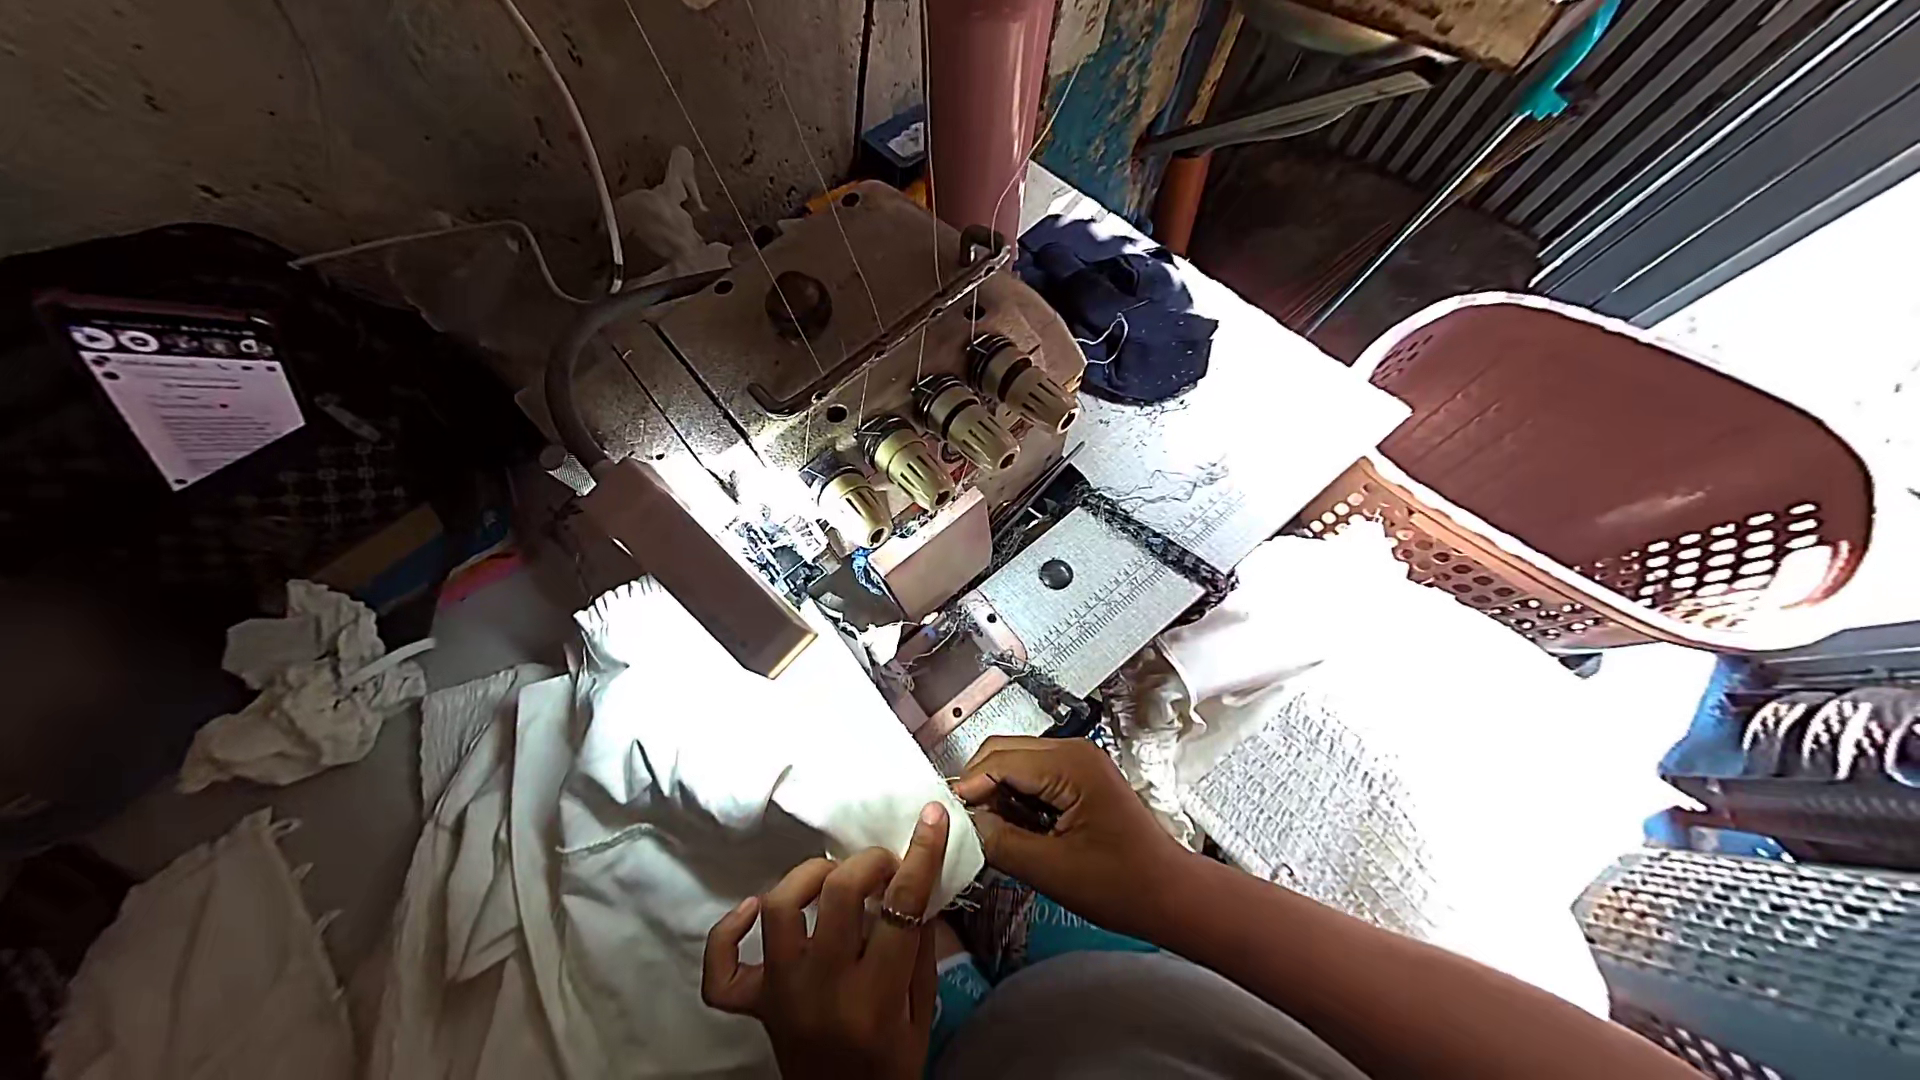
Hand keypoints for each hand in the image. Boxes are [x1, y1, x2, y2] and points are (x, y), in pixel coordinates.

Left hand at [702, 802, 950, 1079]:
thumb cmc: (891, 1063)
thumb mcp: (923, 1010)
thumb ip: (920, 944)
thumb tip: (917, 880)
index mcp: (876, 998)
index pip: (901, 906)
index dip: (921, 853)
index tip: (930, 817)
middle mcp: (823, 991)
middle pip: (838, 894)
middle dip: (867, 862)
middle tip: (882, 865)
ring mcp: (781, 996)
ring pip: (780, 910)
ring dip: (809, 877)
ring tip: (832, 876)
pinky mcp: (752, 1005)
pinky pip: (720, 969)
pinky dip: (728, 931)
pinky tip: (752, 908)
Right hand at [951, 736, 1197, 940]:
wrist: (1172, 895)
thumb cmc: (1119, 885)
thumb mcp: (1051, 870)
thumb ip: (1001, 841)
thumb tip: (969, 823)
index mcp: (1069, 764)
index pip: (999, 760)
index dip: (970, 786)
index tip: (950, 818)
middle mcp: (1072, 750)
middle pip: (1005, 751)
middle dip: (980, 784)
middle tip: (967, 824)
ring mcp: (1078, 760)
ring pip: (1017, 761)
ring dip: (998, 790)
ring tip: (990, 830)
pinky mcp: (1080, 776)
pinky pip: (1034, 774)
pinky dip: (1017, 795)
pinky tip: (1016, 826)